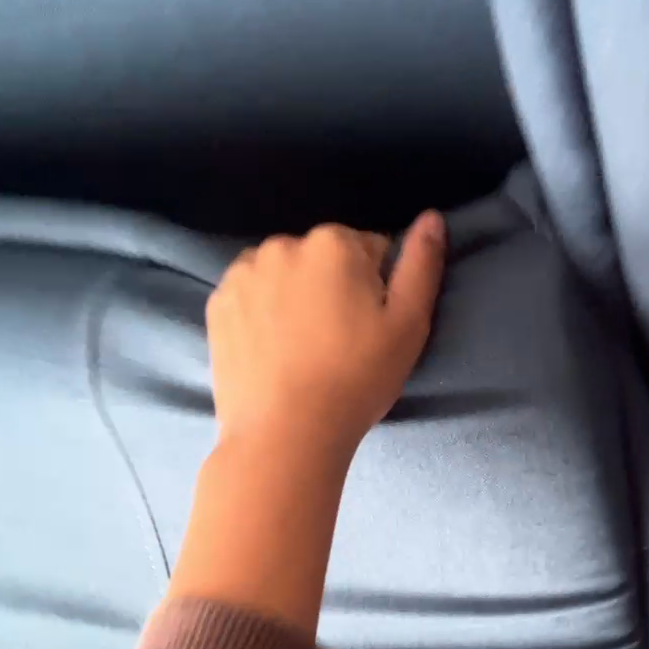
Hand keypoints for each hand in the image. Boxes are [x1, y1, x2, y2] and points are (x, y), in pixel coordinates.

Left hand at [206, 212, 445, 455]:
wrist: (286, 432)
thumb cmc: (359, 377)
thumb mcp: (410, 323)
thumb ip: (422, 264)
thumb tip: (431, 216)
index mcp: (336, 244)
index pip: (372, 249)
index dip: (380, 288)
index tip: (375, 326)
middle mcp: (285, 244)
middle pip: (326, 257)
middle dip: (338, 285)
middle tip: (344, 340)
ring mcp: (244, 272)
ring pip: (288, 273)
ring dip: (300, 294)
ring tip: (308, 346)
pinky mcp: (217, 303)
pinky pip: (254, 294)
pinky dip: (266, 311)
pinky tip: (277, 349)